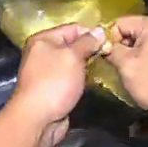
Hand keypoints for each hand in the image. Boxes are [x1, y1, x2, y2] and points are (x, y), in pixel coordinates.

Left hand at [6, 24, 104, 142]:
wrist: (37, 119)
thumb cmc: (54, 82)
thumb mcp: (72, 57)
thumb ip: (87, 42)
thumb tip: (99, 30)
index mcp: (43, 40)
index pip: (72, 28)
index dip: (91, 32)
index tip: (110, 40)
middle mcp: (43, 53)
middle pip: (72, 44)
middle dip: (91, 48)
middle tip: (110, 53)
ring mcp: (47, 72)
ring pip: (73, 62)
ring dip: (88, 64)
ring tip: (105, 65)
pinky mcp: (53, 88)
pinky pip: (71, 76)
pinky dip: (82, 77)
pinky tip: (94, 79)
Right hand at [106, 15, 147, 118]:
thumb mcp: (127, 65)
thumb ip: (111, 50)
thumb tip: (102, 45)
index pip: (119, 23)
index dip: (108, 38)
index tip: (103, 56)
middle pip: (131, 30)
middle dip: (119, 46)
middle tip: (111, 64)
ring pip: (140, 41)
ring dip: (130, 54)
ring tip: (124, 69)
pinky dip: (142, 57)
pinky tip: (139, 72)